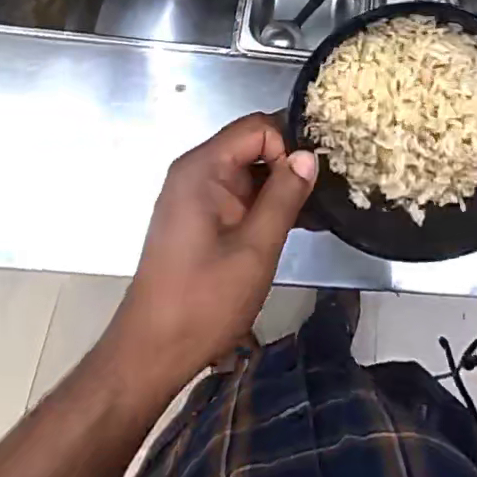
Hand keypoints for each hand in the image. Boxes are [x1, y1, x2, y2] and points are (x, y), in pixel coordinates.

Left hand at [100, 113, 317, 388]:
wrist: (153, 349)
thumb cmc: (203, 300)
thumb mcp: (255, 248)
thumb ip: (284, 197)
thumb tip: (309, 156)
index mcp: (202, 168)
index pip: (256, 127)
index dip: (287, 146)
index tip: (311, 180)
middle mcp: (195, 170)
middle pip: (251, 144)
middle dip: (287, 164)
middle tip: (323, 194)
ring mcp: (194, 193)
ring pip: (247, 170)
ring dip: (279, 187)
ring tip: (316, 212)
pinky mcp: (198, 215)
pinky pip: (238, 193)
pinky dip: (264, 204)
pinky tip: (294, 224)